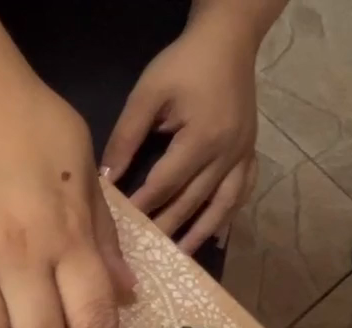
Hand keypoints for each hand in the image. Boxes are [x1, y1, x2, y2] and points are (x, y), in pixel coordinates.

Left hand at [101, 15, 262, 254]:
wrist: (229, 38)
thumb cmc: (182, 65)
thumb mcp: (145, 98)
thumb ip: (124, 142)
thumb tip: (102, 184)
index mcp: (201, 139)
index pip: (162, 188)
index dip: (137, 213)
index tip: (112, 239)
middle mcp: (227, 153)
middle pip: (190, 204)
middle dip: (163, 233)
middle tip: (136, 265)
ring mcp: (243, 154)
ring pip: (220, 206)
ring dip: (197, 236)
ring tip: (176, 264)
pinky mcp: (249, 152)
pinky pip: (240, 194)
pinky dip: (226, 220)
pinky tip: (214, 242)